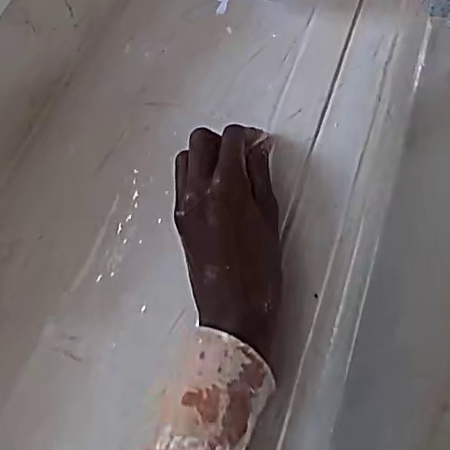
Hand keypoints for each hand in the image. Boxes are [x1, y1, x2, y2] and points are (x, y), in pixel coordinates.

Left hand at [173, 124, 281, 356]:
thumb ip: (260, 175)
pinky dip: (196, 175)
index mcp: (226, 188)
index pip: (229, 139)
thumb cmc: (260, 272)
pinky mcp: (179, 219)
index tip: (257, 141)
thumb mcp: (269, 217)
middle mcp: (199, 191)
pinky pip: (182, 181)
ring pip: (186, 157)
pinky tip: (216, 189)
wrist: (234, 314)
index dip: (245, 134)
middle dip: (222, 140)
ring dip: (205, 155)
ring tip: (227, 171)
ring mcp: (185, 205)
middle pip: (201, 139)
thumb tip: (257, 148)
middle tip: (242, 153)